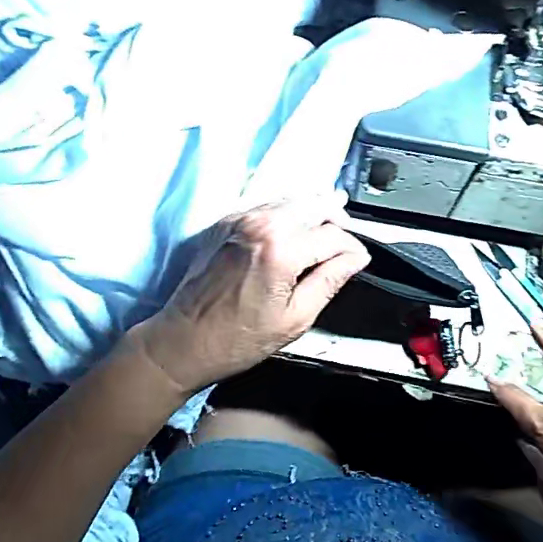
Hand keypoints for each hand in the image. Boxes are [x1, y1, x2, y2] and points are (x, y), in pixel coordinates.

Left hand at [129, 193, 369, 394]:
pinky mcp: (225, 224)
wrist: (184, 341)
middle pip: (315, 203)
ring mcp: (239, 221)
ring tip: (320, 242)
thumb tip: (354, 259)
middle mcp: (259, 226)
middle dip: (336, 220)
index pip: (334, 234)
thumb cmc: (235, 339)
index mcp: (280, 251)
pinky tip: (290, 239)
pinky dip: (285, 216)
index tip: (357, 260)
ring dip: (311, 215)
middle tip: (343, 245)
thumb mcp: (296, 318)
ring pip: (291, 200)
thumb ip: (329, 281)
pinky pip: (266, 207)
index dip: (353, 247)